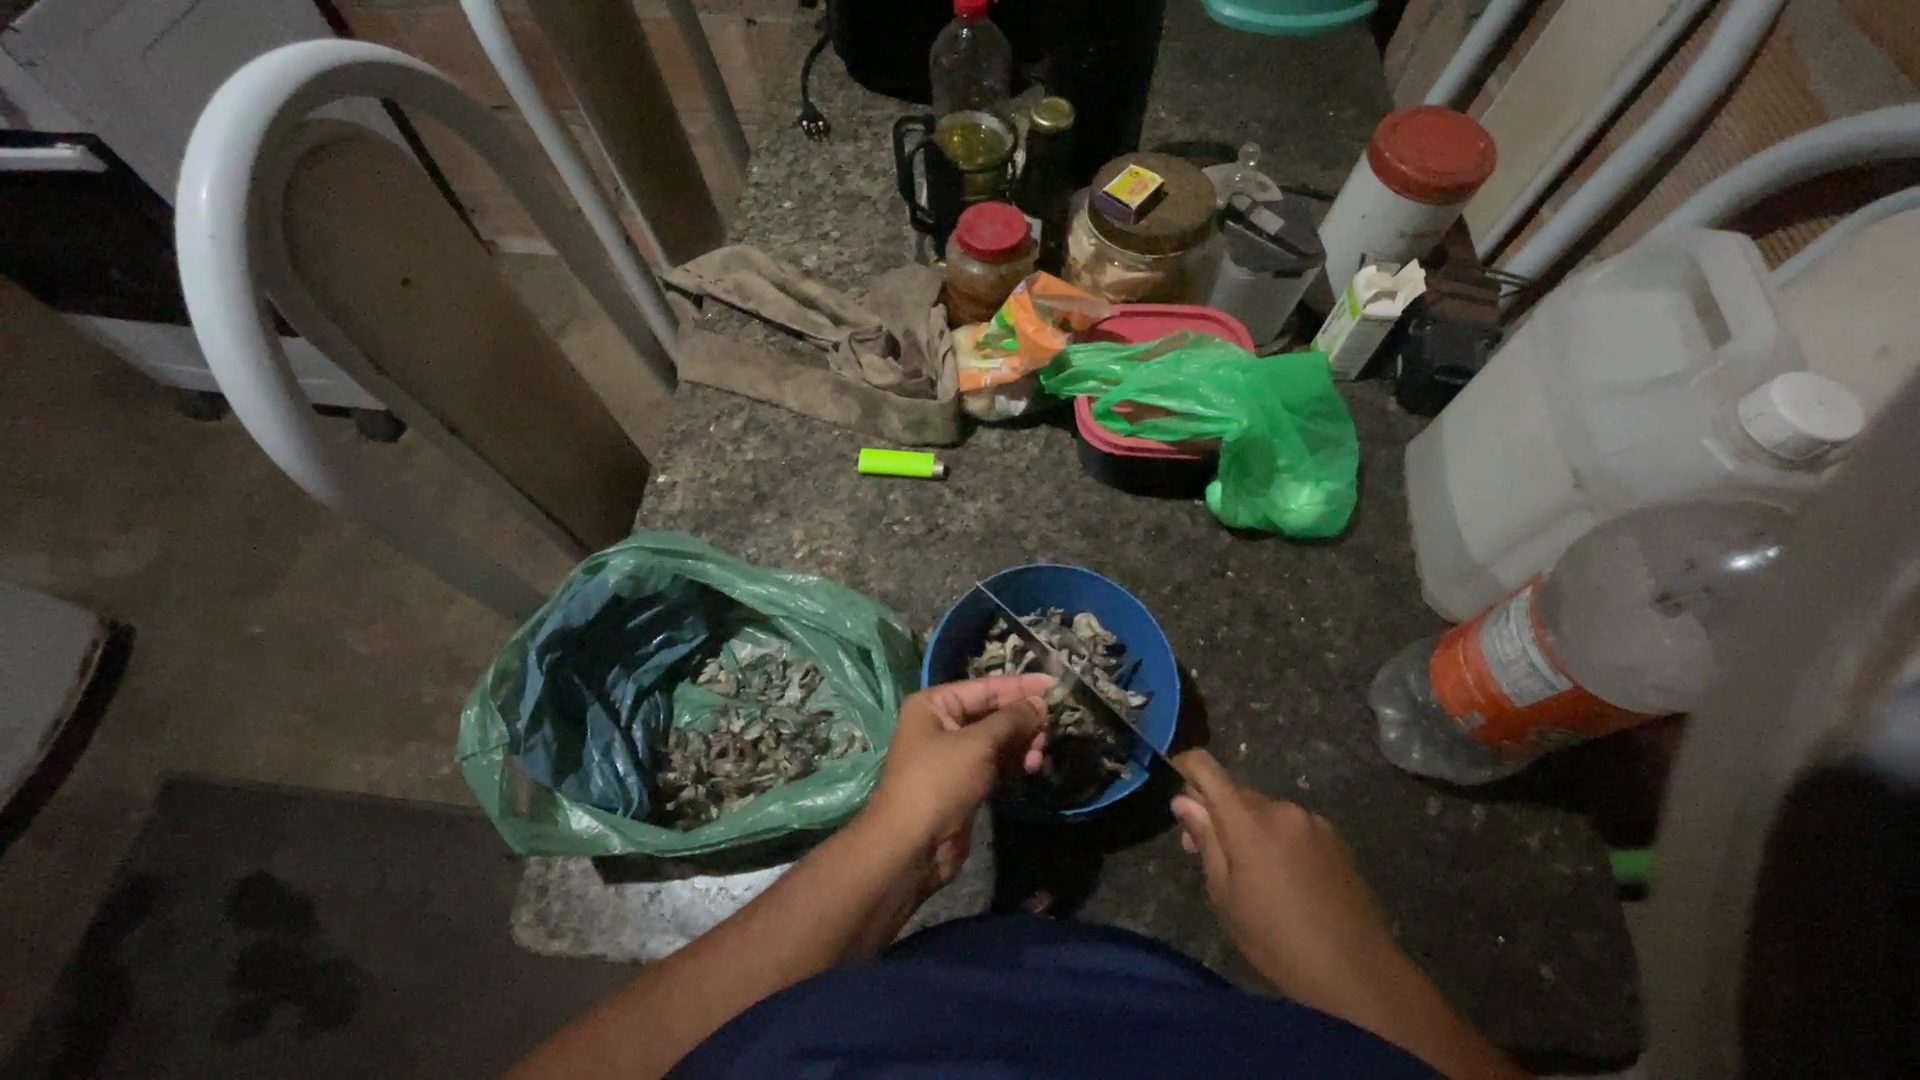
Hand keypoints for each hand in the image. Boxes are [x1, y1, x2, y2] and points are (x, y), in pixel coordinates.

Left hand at [863, 675, 1052, 893]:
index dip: (1021, 686)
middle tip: (1049, 731)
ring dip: (1021, 744)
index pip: (985, 687)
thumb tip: (1040, 703)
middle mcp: (941, 725)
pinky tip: (1030, 768)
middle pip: (993, 713)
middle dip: (1023, 721)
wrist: (912, 845)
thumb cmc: (939, 781)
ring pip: (997, 740)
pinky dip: (1013, 763)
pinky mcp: (963, 783)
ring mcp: (952, 755)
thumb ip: (1012, 720)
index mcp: (934, 704)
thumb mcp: (977, 743)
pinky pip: (995, 763)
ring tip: (1038, 756)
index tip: (1055, 683)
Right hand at [1170, 749, 1405, 1014]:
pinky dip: (1278, 839)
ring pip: (1266, 811)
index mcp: (1250, 822)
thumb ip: (1205, 841)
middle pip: (1237, 793)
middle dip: (1216, 812)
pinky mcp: (1336, 840)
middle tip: (1204, 852)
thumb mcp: (1226, 897)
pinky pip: (1293, 827)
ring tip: (1251, 874)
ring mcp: (1313, 823)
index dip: (1186, 767)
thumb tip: (1183, 801)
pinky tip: (1285, 880)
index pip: (1208, 769)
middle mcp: (1282, 810)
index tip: (1175, 788)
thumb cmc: (1277, 941)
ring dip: (1249, 828)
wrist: (1358, 973)